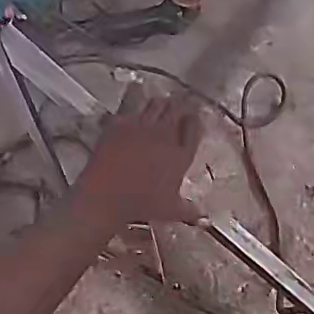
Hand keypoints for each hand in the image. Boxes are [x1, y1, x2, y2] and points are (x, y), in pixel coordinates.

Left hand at [73, 85, 204, 226]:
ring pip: (155, 105)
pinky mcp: (119, 124)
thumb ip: (190, 211)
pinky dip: (133, 100)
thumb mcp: (170, 210)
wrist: (107, 195)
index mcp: (180, 155)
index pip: (194, 129)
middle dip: (181, 103)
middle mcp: (164, 136)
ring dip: (161, 101)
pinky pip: (129, 106)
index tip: (196, 113)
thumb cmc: (142, 205)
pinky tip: (135, 93)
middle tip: (182, 99)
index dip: (195, 119)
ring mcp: (141, 127)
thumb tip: (206, 220)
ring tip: (162, 99)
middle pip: (176, 111)